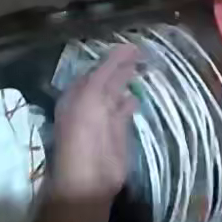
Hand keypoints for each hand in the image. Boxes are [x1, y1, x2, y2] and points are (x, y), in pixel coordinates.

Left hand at [51, 46, 140, 201]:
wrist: (89, 177)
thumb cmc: (84, 133)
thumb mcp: (91, 96)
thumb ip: (107, 72)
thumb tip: (126, 49)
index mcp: (78, 94)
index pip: (96, 69)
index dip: (112, 57)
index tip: (133, 44)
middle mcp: (90, 103)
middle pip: (107, 79)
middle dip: (122, 66)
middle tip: (142, 51)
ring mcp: (104, 118)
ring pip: (117, 93)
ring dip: (128, 81)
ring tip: (144, 67)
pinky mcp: (118, 132)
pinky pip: (125, 110)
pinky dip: (132, 101)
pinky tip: (138, 96)